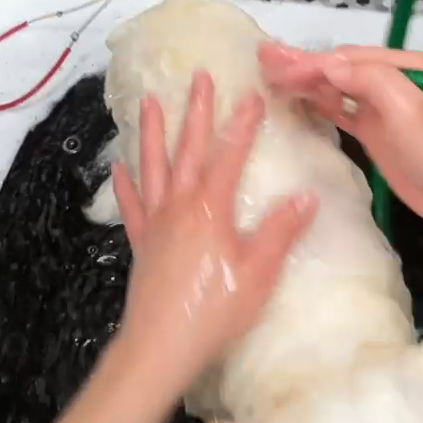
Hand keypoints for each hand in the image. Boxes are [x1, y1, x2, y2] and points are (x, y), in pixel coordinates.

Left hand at [111, 70, 318, 392]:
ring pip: (152, 165)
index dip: (242, 124)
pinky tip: (116, 165)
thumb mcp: (258, 274)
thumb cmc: (214, 311)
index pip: (230, 155)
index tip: (252, 93)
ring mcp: (156, 220)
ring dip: (151, 131)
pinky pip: (130, 203)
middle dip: (196, 110)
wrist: (159, 346)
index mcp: (210, 208)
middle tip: (198, 76)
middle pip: (188, 148)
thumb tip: (306, 195)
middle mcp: (179, 204)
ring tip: (148, 100)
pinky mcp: (141, 240)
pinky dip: (123, 182)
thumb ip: (279, 232)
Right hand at [258, 43, 422, 237]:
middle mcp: (392, 80)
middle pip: (339, 68)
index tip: (279, 68)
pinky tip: (294, 99)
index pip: (349, 59)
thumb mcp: (410, 113)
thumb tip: (328, 65)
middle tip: (264, 62)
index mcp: (405, 67)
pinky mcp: (374, 128)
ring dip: (304, 81)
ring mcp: (381, 105)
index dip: (313, 62)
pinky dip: (316, 102)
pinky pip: (339, 108)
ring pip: (335, 86)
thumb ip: (373, 82)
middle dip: (302, 65)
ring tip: (270, 77)